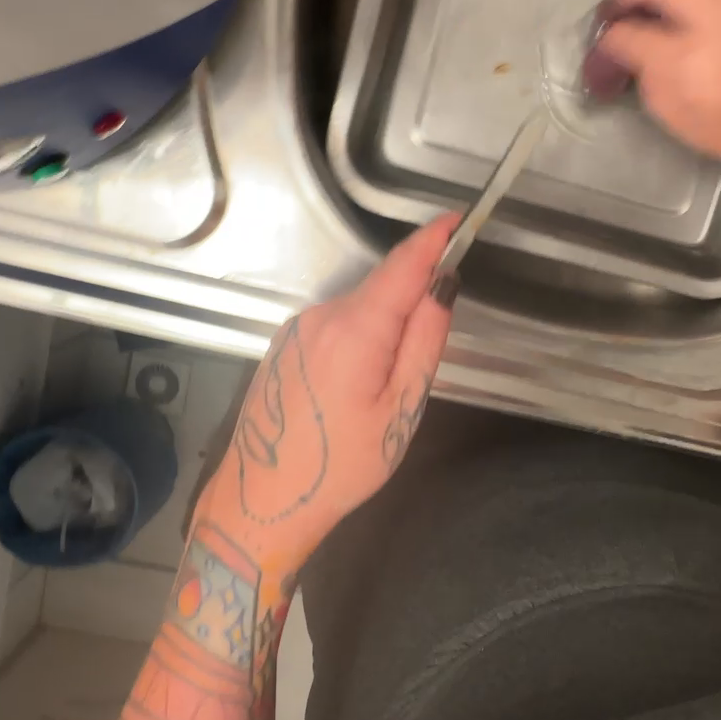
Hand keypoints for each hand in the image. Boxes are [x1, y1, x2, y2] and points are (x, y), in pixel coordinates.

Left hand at [198, 215, 457, 562]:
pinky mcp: (286, 345)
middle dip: (414, 294)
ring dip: (386, 322)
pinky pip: (337, 325)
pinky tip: (359, 383)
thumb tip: (443, 283)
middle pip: (382, 286)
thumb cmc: (343, 465)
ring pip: (359, 308)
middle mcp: (321, 317)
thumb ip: (425, 340)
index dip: (432, 239)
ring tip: (389, 383)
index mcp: (355, 330)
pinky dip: (361, 335)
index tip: (458, 219)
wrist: (262, 500)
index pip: (402, 265)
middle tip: (435, 339)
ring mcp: (298, 329)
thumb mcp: (402, 408)